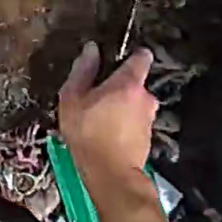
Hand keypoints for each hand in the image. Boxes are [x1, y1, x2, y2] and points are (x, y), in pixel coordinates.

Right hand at [58, 42, 158, 185]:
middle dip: (120, 86)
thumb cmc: (87, 131)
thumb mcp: (73, 97)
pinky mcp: (148, 137)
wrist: (110, 173)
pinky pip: (135, 121)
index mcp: (129, 83)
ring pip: (135, 104)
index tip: (118, 58)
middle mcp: (145, 98)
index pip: (141, 58)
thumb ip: (83, 70)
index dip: (133, 55)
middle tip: (96, 96)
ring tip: (99, 117)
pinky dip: (124, 122)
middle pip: (135, 83)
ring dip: (122, 106)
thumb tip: (91, 49)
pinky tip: (106, 132)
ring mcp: (149, 118)